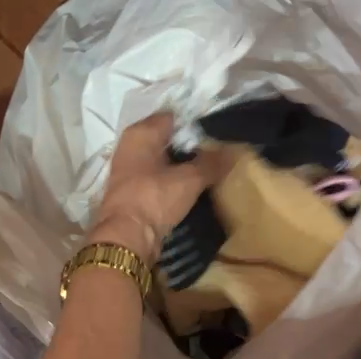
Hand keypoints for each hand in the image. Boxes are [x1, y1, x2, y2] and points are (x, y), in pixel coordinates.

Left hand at [88, 113, 212, 260]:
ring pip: (161, 163)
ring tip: (206, 175)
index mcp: (141, 132)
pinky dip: (170, 185)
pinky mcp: (130, 195)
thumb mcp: (189, 180)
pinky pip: (156, 182)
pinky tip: (188, 192)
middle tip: (215, 156)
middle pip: (166, 140)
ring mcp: (128, 172)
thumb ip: (211, 164)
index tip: (216, 135)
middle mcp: (130, 147)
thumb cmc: (154, 199)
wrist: (126, 240)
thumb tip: (234, 152)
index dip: (195, 124)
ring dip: (180, 169)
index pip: (173, 117)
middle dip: (189, 148)